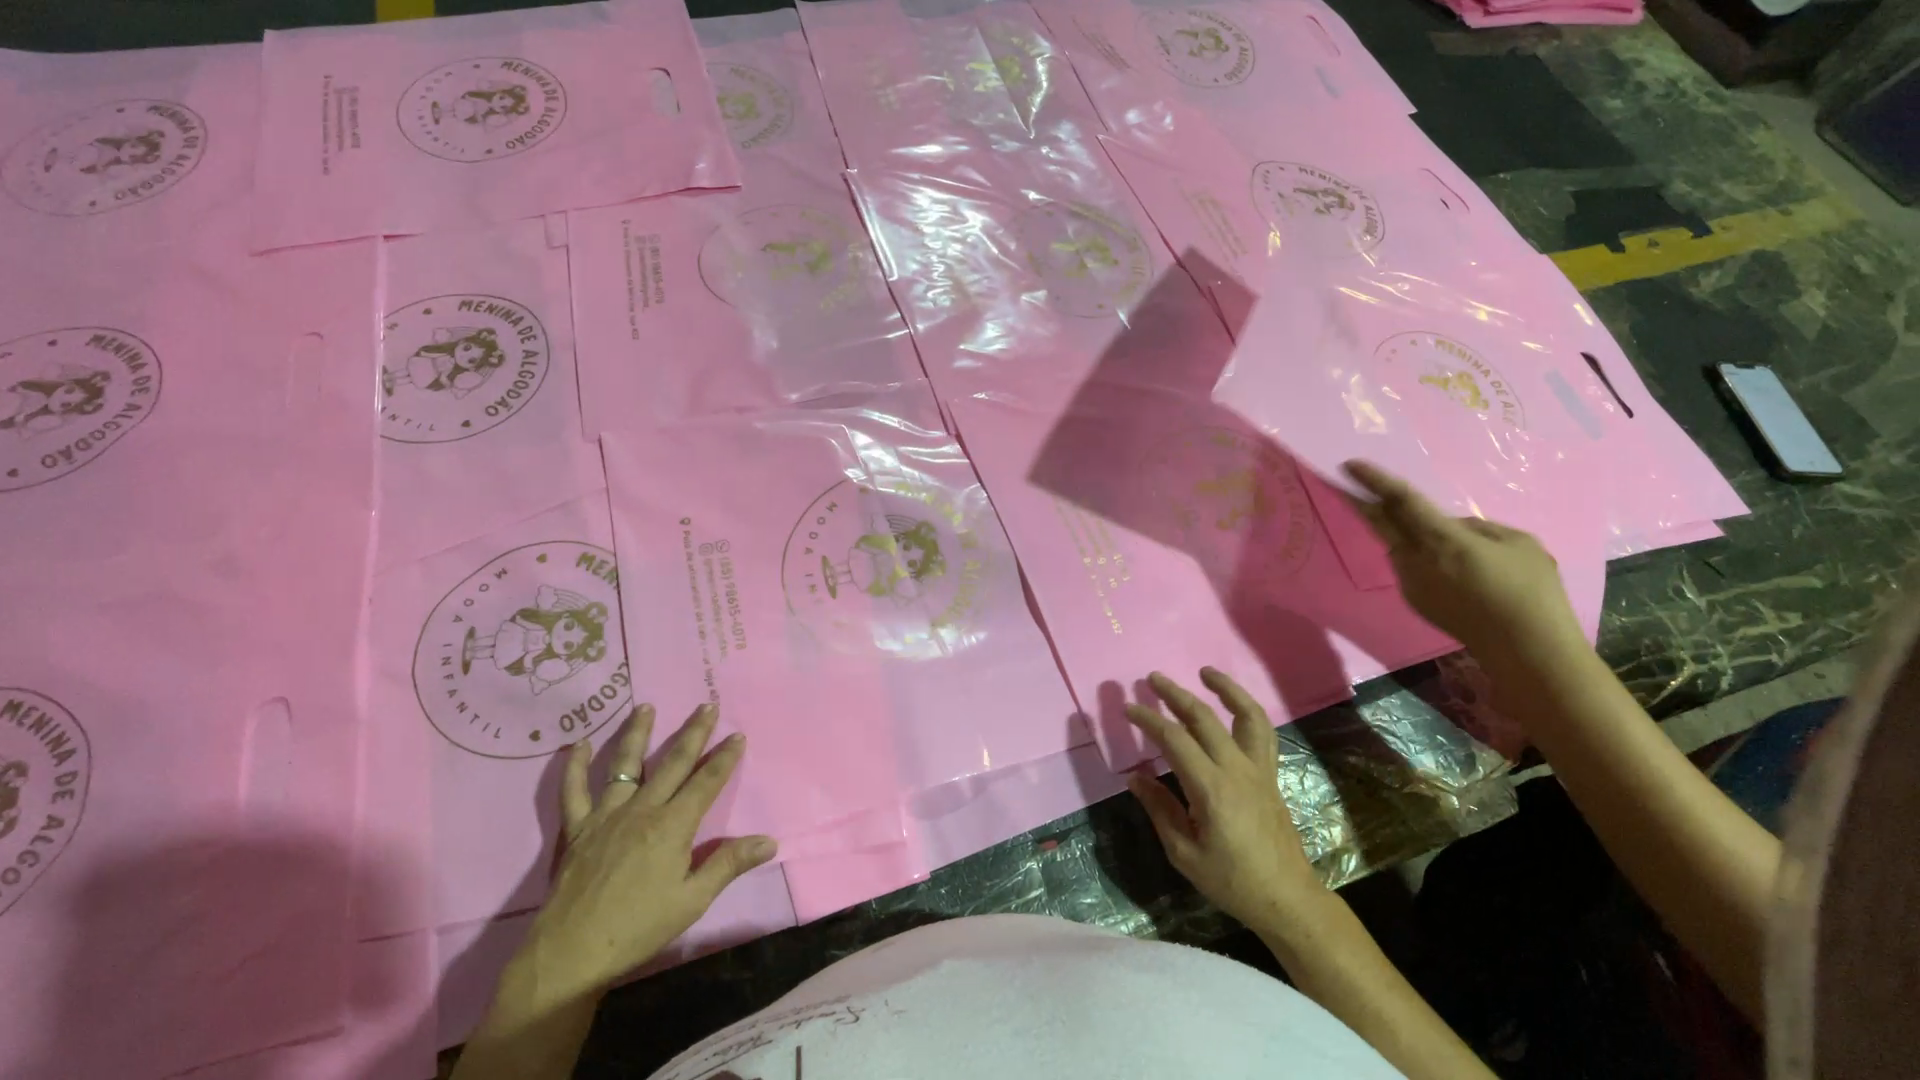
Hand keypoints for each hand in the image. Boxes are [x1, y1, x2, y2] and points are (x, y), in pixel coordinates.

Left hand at [524, 703, 776, 1000]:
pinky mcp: (577, 829)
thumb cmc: (639, 928)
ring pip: (625, 765)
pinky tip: (579, 745)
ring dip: (638, 734)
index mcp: (673, 826)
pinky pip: (573, 790)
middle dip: (693, 732)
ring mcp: (605, 816)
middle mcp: (641, 810)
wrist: (572, 952)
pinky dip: (575, 766)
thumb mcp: (693, 900)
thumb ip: (728, 864)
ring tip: (646, 707)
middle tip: (707, 705)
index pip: (706, 782)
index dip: (723, 758)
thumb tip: (770, 840)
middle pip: (672, 763)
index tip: (737, 734)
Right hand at [1125, 669, 1325, 928]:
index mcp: (1211, 787)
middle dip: (1176, 695)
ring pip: (1246, 716)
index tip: (1128, 708)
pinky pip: (1262, 733)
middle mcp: (1237, 769)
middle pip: (1205, 718)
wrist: (1286, 898)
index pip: (1174, 739)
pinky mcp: (1271, 777)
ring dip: (1226, 689)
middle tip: (1153, 678)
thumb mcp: (1183, 852)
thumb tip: (1136, 777)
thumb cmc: (1231, 880)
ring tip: (1207, 673)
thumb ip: (1160, 809)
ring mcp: (1259, 770)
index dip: (1149, 719)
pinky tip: (1235, 707)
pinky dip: (1248, 712)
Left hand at [1343, 459, 1582, 657]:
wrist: (1523, 647)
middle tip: (1342, 482)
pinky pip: (1409, 567)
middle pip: (1381, 523)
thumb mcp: (1516, 542)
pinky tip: (1449, 568)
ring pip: (1397, 545)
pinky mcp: (1414, 600)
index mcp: (1442, 539)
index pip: (1401, 502)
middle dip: (1358, 501)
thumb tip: (1449, 528)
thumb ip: (1475, 528)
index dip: (1374, 481)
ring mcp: (1411, 582)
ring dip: (1399, 531)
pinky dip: (1418, 556)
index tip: (1350, 465)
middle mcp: (1416, 559)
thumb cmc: (1530, 589)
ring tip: (1431, 531)